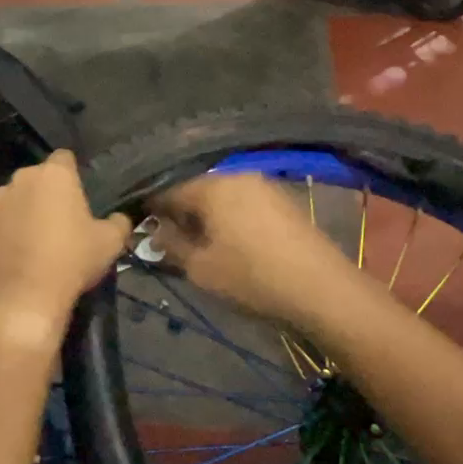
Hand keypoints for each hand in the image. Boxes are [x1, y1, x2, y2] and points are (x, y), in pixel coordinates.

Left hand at [0, 151, 132, 343]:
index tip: (76, 197)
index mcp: (55, 175)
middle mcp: (22, 178)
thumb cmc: (71, 262)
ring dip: (21, 208)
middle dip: (45, 192)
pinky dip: (1, 227)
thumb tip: (119, 218)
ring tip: (30, 238)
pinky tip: (11, 250)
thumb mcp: (110, 243)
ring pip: (13, 197)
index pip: (64, 158)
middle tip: (57, 221)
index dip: (71, 174)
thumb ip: (118, 222)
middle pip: (37, 178)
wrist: (24, 298)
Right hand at [149, 173, 364, 328]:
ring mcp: (263, 184)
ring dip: (207, 216)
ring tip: (202, 246)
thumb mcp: (201, 269)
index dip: (151, 208)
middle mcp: (236, 174)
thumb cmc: (252, 277)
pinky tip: (232, 243)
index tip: (141, 228)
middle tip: (171, 242)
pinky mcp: (283, 199)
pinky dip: (231, 217)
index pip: (168, 189)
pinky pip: (243, 202)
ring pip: (221, 195)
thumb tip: (155, 230)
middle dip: (181, 212)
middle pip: (196, 189)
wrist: (322, 289)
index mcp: (212, 185)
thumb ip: (171, 245)